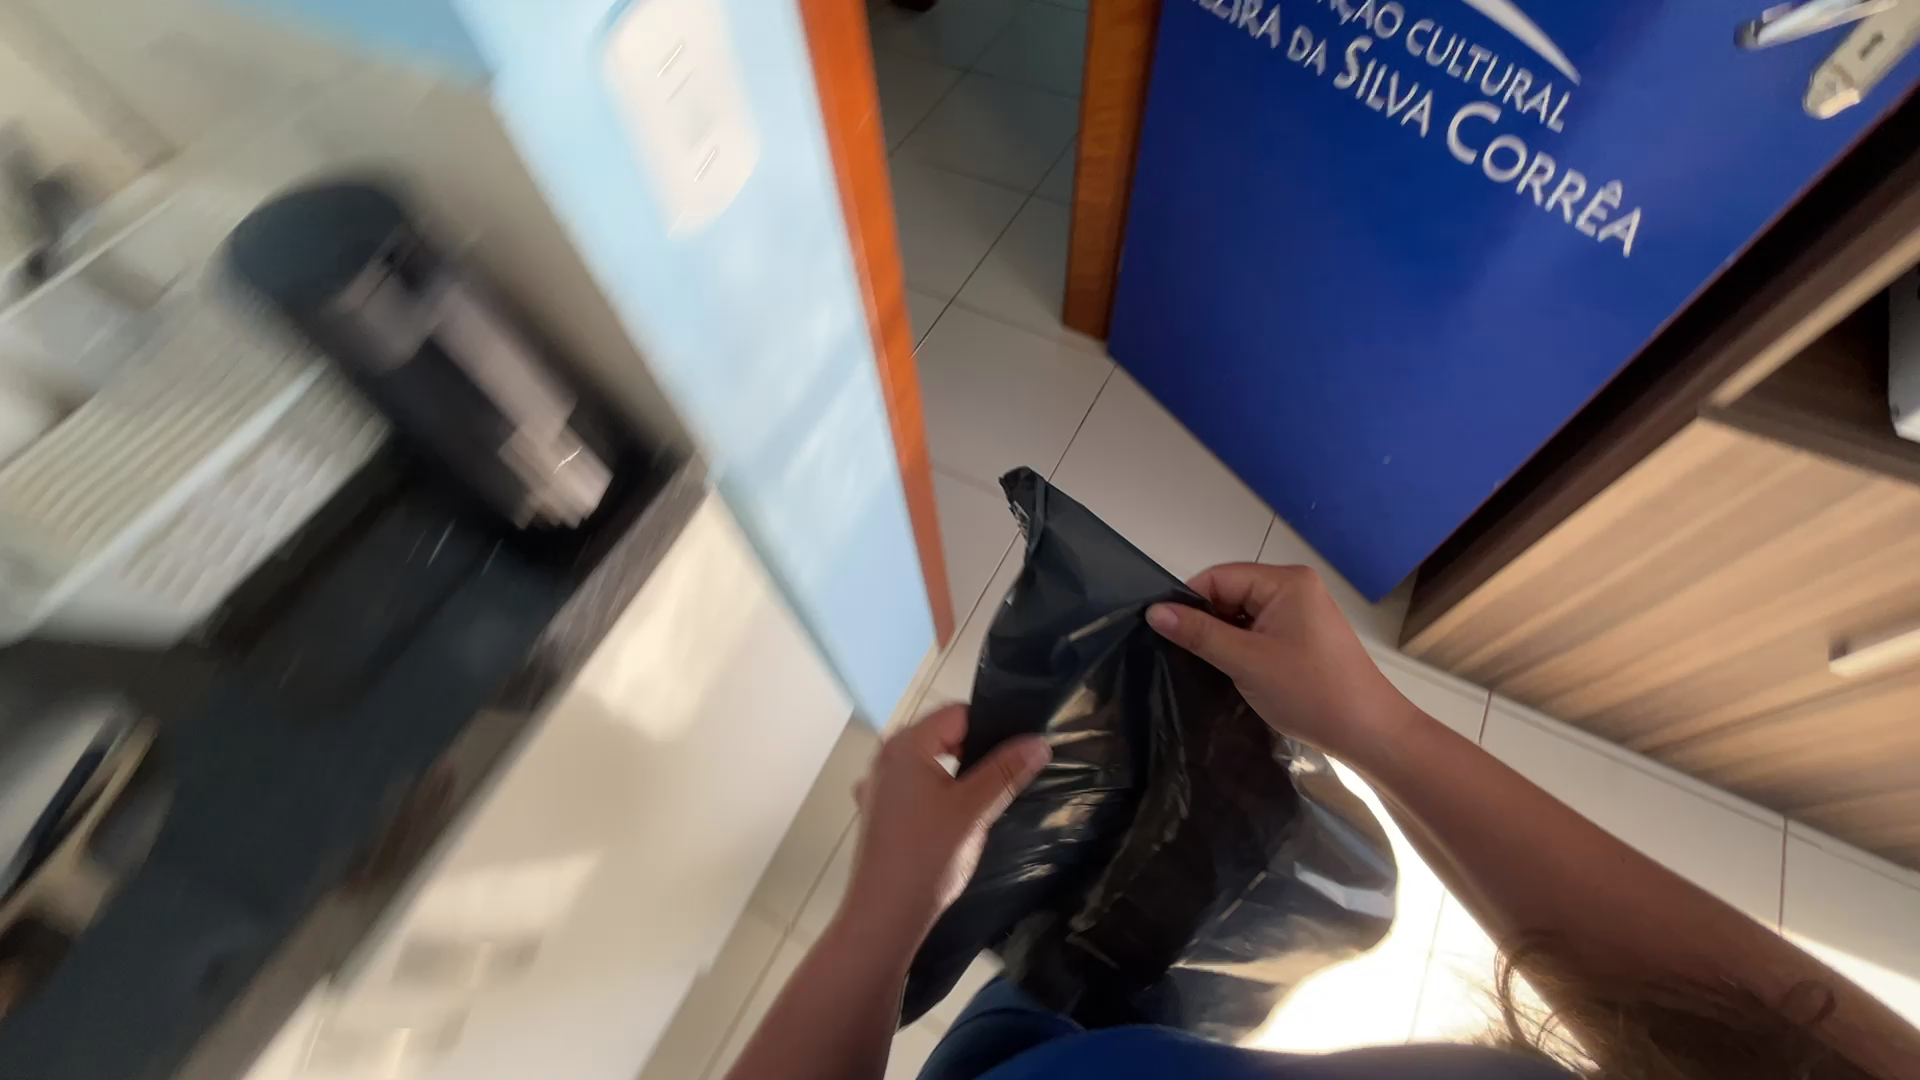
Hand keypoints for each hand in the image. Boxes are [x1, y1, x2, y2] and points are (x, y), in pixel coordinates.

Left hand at [841, 705, 1049, 942]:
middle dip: (975, 751)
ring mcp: (878, 785)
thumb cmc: (928, 856)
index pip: (957, 714)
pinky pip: (916, 787)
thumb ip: (1006, 771)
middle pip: (942, 736)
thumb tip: (1039, 741)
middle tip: (1007, 775)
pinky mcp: (878, 812)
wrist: (884, 918)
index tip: (1018, 749)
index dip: (991, 727)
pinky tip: (955, 818)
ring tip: (986, 797)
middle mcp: (885, 756)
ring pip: (930, 763)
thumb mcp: (974, 809)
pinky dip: (938, 793)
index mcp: (905, 744)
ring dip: (957, 775)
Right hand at [1146, 563, 1419, 762]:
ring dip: (1222, 635)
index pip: (1218, 577)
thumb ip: (1198, 633)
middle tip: (1187, 652)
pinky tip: (1232, 666)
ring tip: (1207, 662)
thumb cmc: (1310, 692)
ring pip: (1240, 612)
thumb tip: (1153, 611)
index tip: (1166, 633)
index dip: (1188, 602)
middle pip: (1228, 592)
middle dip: (1205, 620)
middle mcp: (1294, 586)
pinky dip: (1240, 644)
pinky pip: (1257, 627)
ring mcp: (1300, 609)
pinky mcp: (1302, 632)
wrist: (1370, 734)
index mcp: (1285, 581)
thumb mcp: (1246, 661)